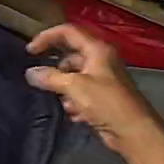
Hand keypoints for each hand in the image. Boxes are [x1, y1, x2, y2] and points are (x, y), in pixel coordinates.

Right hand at [25, 24, 162, 152]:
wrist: (133, 130)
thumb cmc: (106, 102)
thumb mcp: (75, 87)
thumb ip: (51, 78)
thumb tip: (31, 73)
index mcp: (97, 49)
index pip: (68, 32)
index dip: (47, 37)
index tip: (30, 51)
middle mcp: (101, 59)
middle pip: (71, 55)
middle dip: (55, 67)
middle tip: (39, 78)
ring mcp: (103, 78)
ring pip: (75, 76)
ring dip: (65, 88)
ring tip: (63, 101)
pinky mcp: (103, 97)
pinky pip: (82, 93)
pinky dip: (75, 101)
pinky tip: (74, 113)